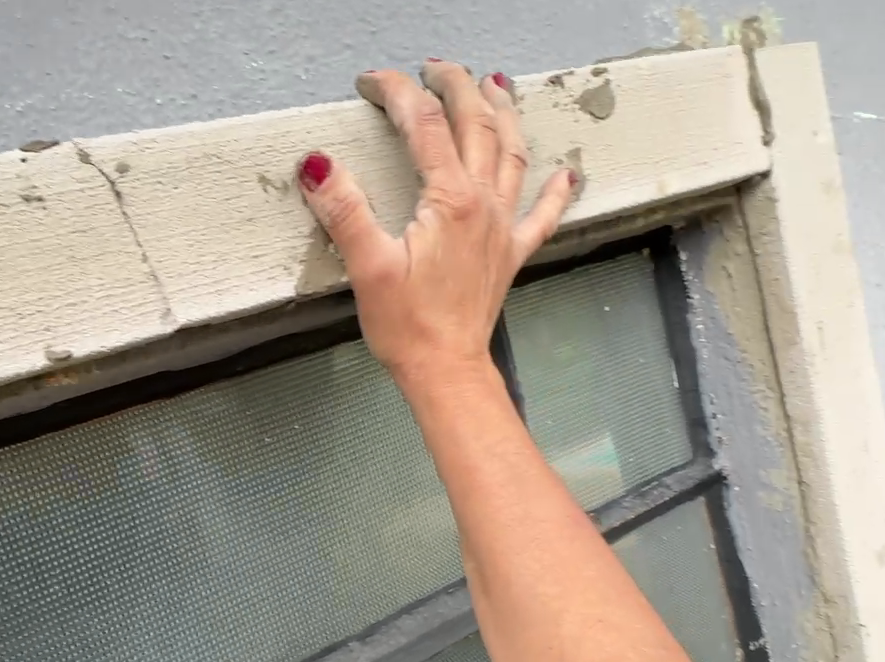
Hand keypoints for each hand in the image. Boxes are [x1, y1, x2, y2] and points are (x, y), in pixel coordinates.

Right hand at [296, 61, 576, 390]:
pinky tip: (566, 175)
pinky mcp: (508, 256)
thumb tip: (318, 165)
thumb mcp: (367, 267)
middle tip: (437, 68)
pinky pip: (540, 215)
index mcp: (448, 201)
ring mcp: (501, 229)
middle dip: (457, 86)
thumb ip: (345, 211)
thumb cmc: (408, 327)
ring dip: (504, 114)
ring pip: (512, 154)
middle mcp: (482, 205)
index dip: (397, 94)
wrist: (445, 369)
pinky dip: (555, 191)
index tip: (374, 83)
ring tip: (497, 87)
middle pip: (476, 125)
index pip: (423, 125)